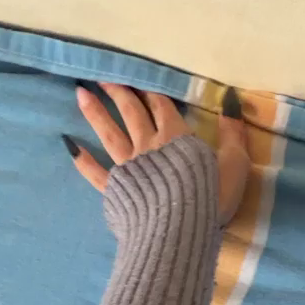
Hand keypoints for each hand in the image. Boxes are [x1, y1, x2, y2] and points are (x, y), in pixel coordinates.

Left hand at [67, 83, 249, 222]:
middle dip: (119, 91)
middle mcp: (149, 146)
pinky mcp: (117, 191)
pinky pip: (96, 173)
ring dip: (95, 112)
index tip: (137, 74)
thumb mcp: (235, 164)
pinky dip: (82, 160)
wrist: (182, 229)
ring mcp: (129, 168)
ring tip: (80, 94)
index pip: (162, 106)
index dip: (151, 89)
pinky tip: (69, 146)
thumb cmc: (212, 197)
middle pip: (131, 112)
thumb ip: (233, 133)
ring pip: (109, 134)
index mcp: (177, 138)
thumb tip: (231, 101)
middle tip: (103, 75)